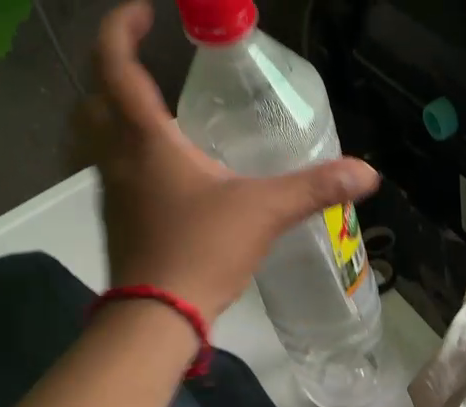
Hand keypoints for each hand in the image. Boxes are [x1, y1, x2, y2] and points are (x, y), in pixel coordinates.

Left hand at [78, 1, 378, 321]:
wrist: (157, 316)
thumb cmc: (202, 251)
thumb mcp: (263, 213)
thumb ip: (312, 189)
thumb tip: (368, 173)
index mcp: (146, 138)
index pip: (116, 63)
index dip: (121, 27)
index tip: (142, 11)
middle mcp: (117, 156)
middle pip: (98, 97)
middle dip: (116, 74)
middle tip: (148, 70)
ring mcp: (111, 192)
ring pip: (97, 137)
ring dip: (117, 119)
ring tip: (156, 122)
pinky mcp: (116, 223)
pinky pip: (112, 174)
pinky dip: (128, 161)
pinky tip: (162, 181)